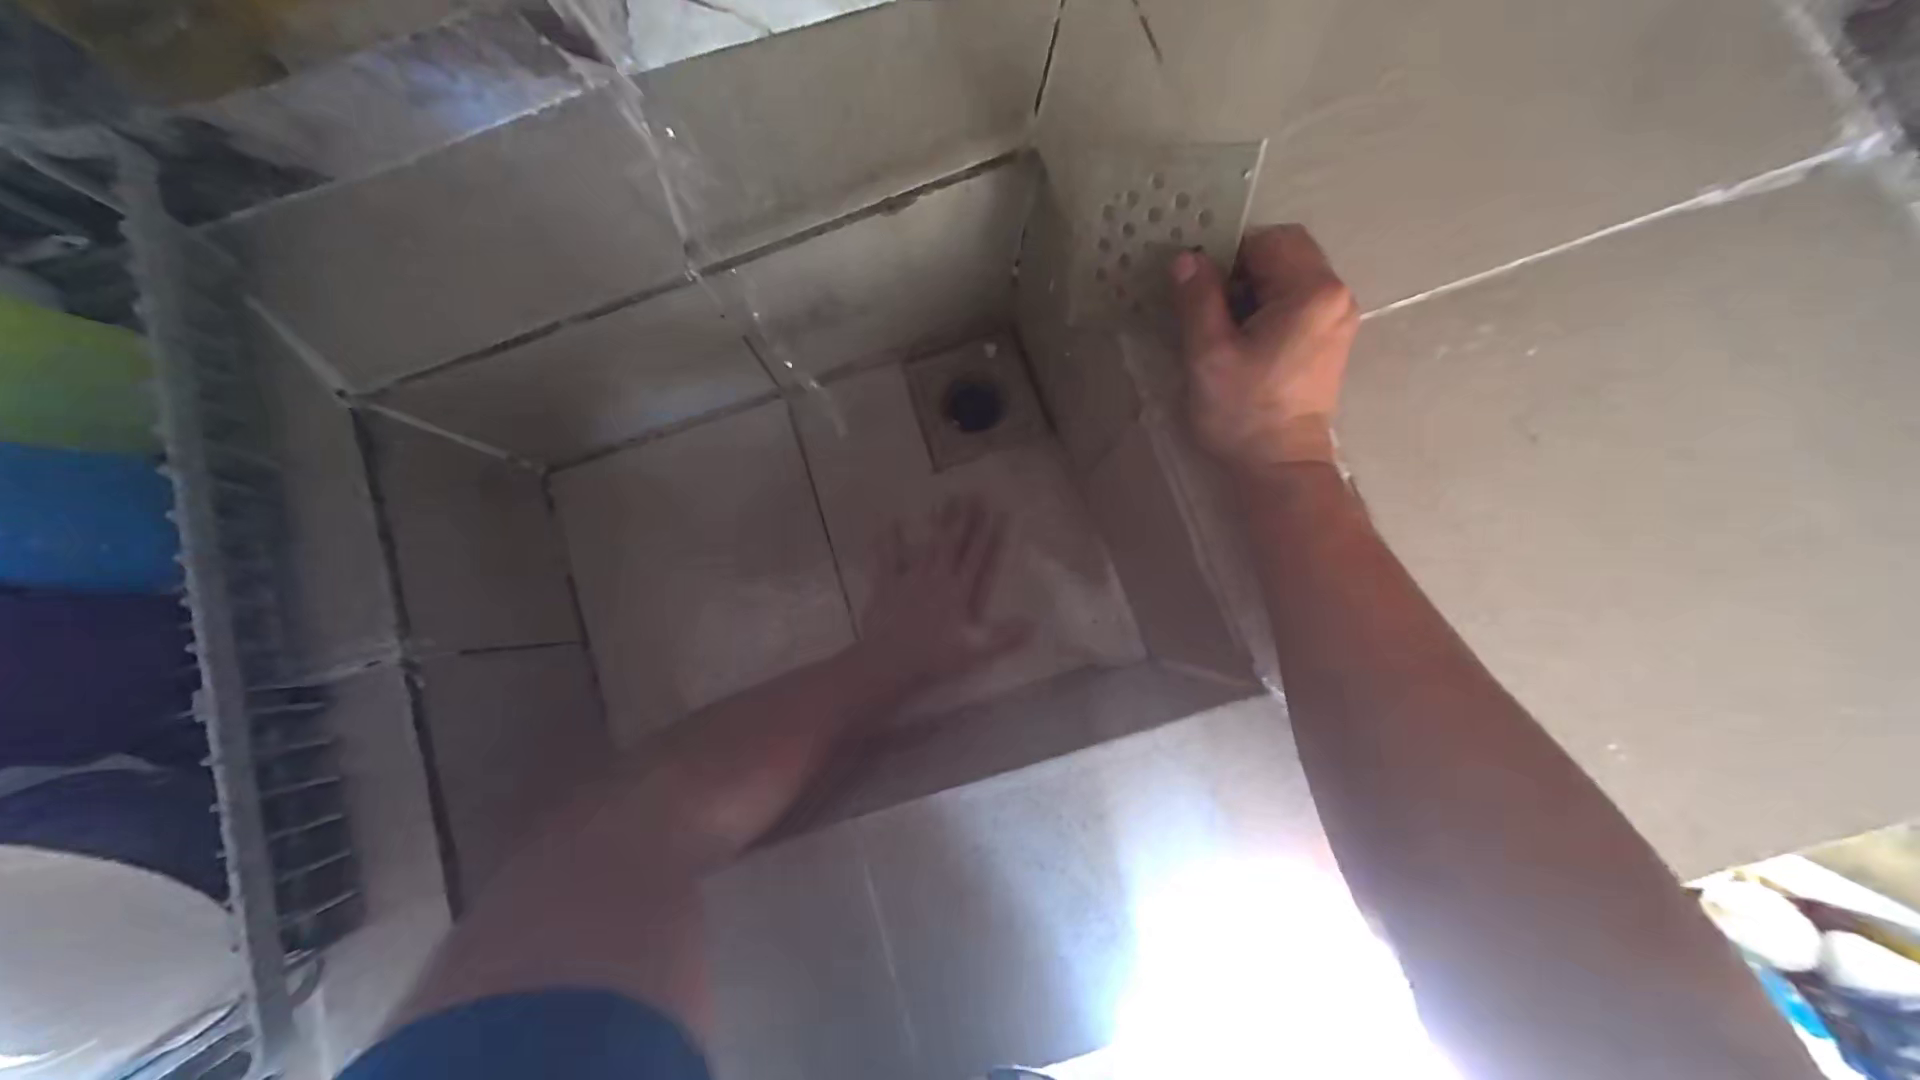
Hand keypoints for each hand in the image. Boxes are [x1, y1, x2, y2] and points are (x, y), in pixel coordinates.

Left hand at [858, 497, 1031, 688]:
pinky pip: (886, 559)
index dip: (987, 533)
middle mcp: (937, 578)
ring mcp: (910, 578)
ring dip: (936, 522)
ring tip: (942, 499)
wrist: (889, 662)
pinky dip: (886, 541)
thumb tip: (1034, 625)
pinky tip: (888, 522)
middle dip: (964, 518)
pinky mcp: (887, 584)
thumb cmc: (933, 658)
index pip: (977, 557)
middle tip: (971, 492)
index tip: (997, 511)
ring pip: (927, 544)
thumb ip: (1004, 637)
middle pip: (952, 543)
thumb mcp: (974, 652)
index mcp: (958, 592)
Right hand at [1170, 224, 1359, 472]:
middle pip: (1285, 254)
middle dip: (1242, 273)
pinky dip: (1268, 310)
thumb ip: (1197, 299)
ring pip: (1290, 279)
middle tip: (1212, 313)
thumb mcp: (1208, 354)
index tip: (1201, 293)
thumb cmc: (1243, 412)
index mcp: (1312, 291)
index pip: (1268, 239)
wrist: (1280, 467)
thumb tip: (1186, 258)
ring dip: (1254, 293)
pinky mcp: (1331, 341)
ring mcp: (1338, 319)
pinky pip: (1298, 303)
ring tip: (1227, 332)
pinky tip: (1247, 344)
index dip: (1228, 257)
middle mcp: (1336, 295)